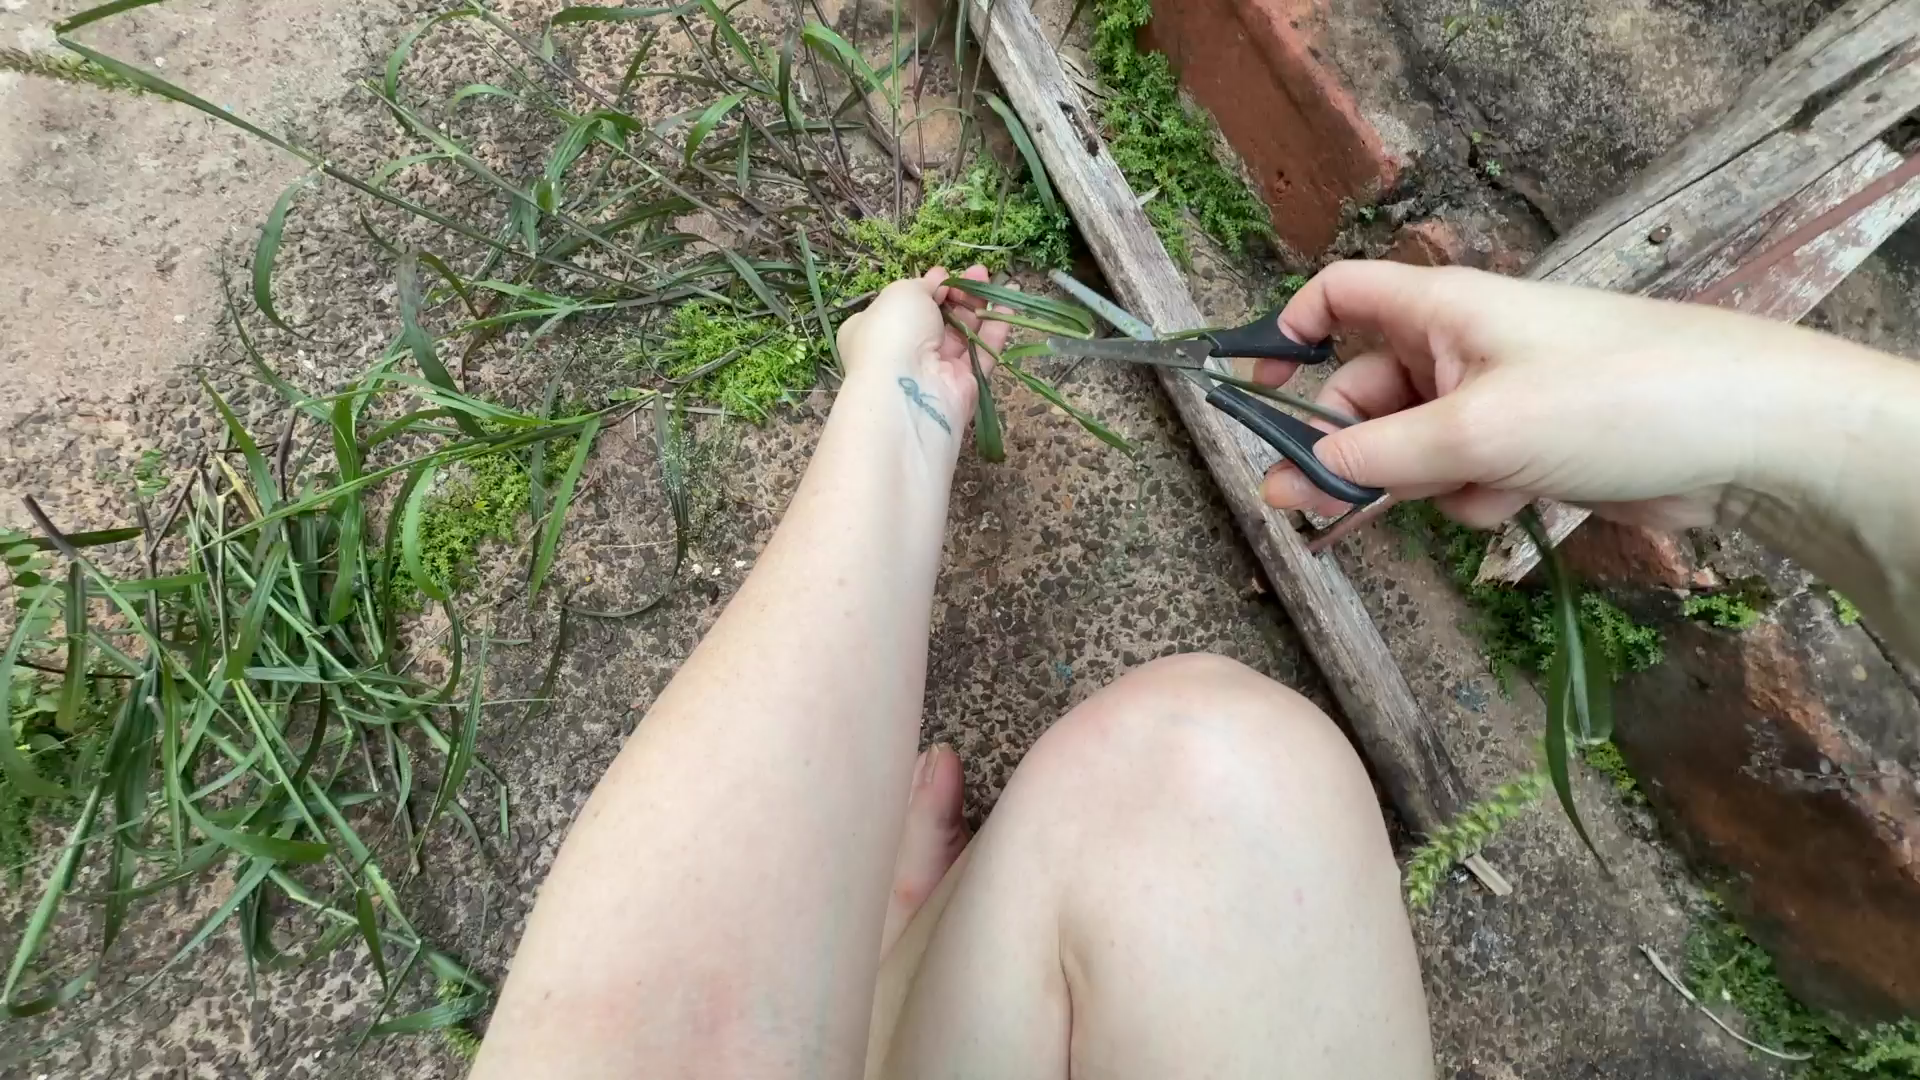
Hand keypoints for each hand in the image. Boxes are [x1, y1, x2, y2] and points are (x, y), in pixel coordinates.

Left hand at [835, 264, 1012, 430]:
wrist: (907, 388)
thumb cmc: (893, 333)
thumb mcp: (902, 293)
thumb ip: (925, 284)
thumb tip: (939, 279)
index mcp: (876, 330)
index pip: (906, 306)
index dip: (928, 288)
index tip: (945, 274)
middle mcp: (903, 353)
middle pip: (938, 319)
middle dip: (960, 294)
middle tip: (981, 273)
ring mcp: (934, 371)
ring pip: (962, 335)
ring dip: (980, 308)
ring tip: (1000, 284)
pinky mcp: (962, 385)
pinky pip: (981, 354)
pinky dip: (995, 331)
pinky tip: (1008, 308)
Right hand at [1254, 260, 1845, 529]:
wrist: (1760, 445)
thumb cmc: (1614, 399)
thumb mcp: (1472, 430)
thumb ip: (1370, 457)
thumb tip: (1288, 478)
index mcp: (1438, 311)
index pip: (1338, 296)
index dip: (1288, 332)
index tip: (1255, 386)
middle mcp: (1453, 349)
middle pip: (1359, 396)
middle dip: (1339, 452)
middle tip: (1302, 505)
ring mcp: (1483, 399)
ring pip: (1403, 447)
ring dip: (1416, 480)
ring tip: (1465, 490)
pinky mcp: (1513, 443)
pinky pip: (1451, 474)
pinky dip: (1467, 493)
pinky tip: (1515, 495)